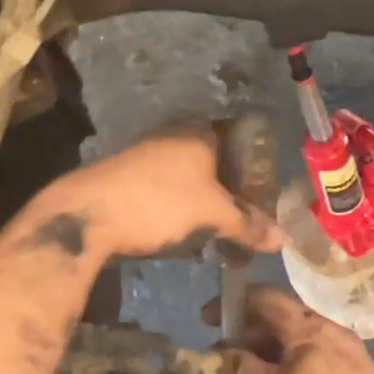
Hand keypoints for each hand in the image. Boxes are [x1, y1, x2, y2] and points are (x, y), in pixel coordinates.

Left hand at [13, 130, 283, 262]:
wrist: (90, 214)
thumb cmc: (161, 203)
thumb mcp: (213, 216)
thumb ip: (248, 224)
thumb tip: (283, 238)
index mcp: (199, 135)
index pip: (238, 146)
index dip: (254, 175)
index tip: (265, 203)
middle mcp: (174, 138)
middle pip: (213, 164)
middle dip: (228, 193)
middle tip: (244, 224)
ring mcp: (147, 156)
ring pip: (187, 179)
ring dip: (201, 204)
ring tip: (216, 234)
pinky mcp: (127, 178)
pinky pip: (164, 191)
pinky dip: (176, 208)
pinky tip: (180, 232)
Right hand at [224, 287, 373, 373]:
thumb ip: (245, 369)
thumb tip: (222, 353)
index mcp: (311, 327)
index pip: (266, 297)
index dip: (234, 303)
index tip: (208, 319)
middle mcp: (332, 331)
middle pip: (282, 320)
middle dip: (250, 334)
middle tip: (223, 356)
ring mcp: (349, 354)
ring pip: (299, 343)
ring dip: (269, 354)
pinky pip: (316, 361)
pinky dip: (291, 368)